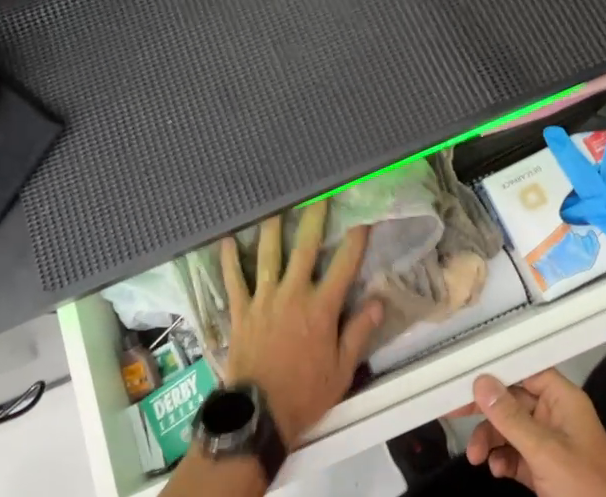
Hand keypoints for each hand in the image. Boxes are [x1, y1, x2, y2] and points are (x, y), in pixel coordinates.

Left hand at [220, 205, 382, 448]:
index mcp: (321, 308)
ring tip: (274, 203)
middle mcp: (293, 294)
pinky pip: (234, 279)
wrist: (260, 415)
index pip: (344, 265)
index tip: (363, 216)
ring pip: (268, 254)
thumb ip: (358, 332)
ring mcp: (264, 299)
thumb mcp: (342, 370)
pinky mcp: (240, 310)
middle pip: (306, 247)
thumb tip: (377, 301)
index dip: (356, 238)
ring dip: (272, 226)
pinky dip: (229, 259)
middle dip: (314, 217)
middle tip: (318, 191)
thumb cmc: (306, 394)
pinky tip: (227, 239)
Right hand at [458, 370, 605, 496]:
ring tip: (476, 459)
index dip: (497, 370)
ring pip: (510, 429)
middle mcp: (557, 416)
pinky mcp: (545, 471)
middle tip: (453, 413)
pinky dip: (502, 460)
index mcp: (564, 400)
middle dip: (486, 412)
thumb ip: (511, 418)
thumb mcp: (545, 453)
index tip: (464, 375)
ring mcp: (551, 445)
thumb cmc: (584, 487)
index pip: (526, 370)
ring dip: (490, 440)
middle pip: (513, 401)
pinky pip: (515, 455)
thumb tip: (480, 381)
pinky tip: (496, 470)